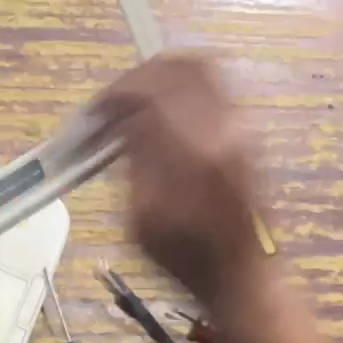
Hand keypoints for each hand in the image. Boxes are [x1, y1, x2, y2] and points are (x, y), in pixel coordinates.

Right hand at [96, 53, 270, 321]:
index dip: (115, 94)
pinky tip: (158, 124)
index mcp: (196, 148)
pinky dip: (179, 96)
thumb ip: (135, 159)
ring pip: (202, 74)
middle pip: (185, 64)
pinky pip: (213, 93)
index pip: (152, 89)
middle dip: (141, 75)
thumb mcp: (143, 216)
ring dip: (161, 83)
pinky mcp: (248, 137)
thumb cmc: (184, 258)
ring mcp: (244, 129)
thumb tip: (124, 120)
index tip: (93, 113)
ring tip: (132, 110)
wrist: (242, 278)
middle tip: (113, 101)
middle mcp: (227, 127)